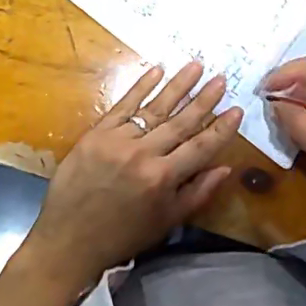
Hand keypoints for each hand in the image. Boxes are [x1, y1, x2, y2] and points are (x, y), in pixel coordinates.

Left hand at [19, 62, 242, 287]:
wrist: (68, 239)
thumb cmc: (122, 236)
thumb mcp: (165, 222)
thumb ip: (197, 193)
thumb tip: (225, 167)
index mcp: (163, 179)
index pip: (200, 146)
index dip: (221, 128)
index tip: (237, 108)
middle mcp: (144, 155)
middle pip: (181, 121)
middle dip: (204, 99)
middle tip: (221, 78)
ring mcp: (119, 140)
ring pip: (155, 108)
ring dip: (178, 85)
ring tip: (196, 65)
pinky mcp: (97, 133)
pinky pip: (123, 105)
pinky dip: (141, 87)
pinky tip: (157, 71)